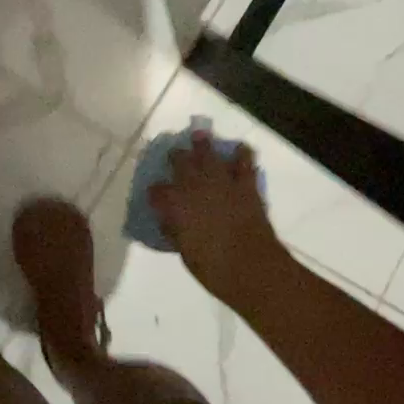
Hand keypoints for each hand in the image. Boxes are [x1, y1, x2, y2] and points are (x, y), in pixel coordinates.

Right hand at [148, 132, 290, 303]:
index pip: (159, 192)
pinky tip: (240, 148)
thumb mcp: (185, 253)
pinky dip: (242, 154)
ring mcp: (222, 182)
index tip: (152, 191)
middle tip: (175, 152)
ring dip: (204, 144)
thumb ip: (175, 232)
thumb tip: (168, 221)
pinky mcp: (244, 184)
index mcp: (178, 206)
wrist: (250, 265)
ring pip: (210, 155)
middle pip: (182, 163)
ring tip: (200, 135)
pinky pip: (243, 163)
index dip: (155, 191)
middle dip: (177, 156)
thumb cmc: (213, 268)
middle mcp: (197, 187)